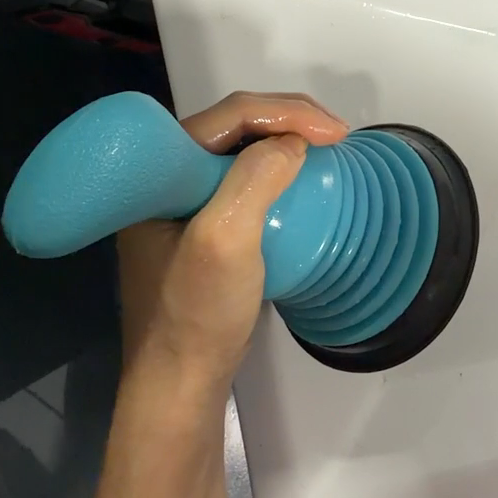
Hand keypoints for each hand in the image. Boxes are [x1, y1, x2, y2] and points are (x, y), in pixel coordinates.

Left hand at [116, 92, 348, 384]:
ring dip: (287, 138)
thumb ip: (253, 180)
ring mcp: (184, 200)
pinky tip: (302, 176)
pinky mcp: (202, 222)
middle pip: (236, 124)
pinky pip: (245, 176)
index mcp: (159, 170)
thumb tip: (293, 142)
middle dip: (291, 119)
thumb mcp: (224, 241)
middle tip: (337, 135)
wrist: (181, 385)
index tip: (335, 132)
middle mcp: (167, 176)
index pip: (230, 116)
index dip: (287, 112)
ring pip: (243, 147)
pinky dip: (279, 167)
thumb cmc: (196, 314)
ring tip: (326, 146)